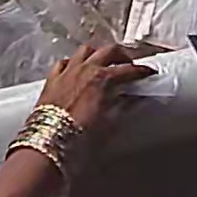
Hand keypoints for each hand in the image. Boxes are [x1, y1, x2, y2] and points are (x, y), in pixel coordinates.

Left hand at [38, 43, 152, 129]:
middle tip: (130, 65)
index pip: (128, 70)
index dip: (142, 71)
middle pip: (109, 51)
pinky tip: (77, 70)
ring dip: (98, 54)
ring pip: (86, 50)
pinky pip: (64, 62)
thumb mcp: (109, 124)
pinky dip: (73, 63)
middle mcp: (86, 68)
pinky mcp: (52, 79)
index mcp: (103, 78)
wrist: (47, 145)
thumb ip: (122, 107)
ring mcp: (67, 71)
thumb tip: (132, 99)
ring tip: (104, 63)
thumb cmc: (81, 138)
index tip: (149, 73)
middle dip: (123, 55)